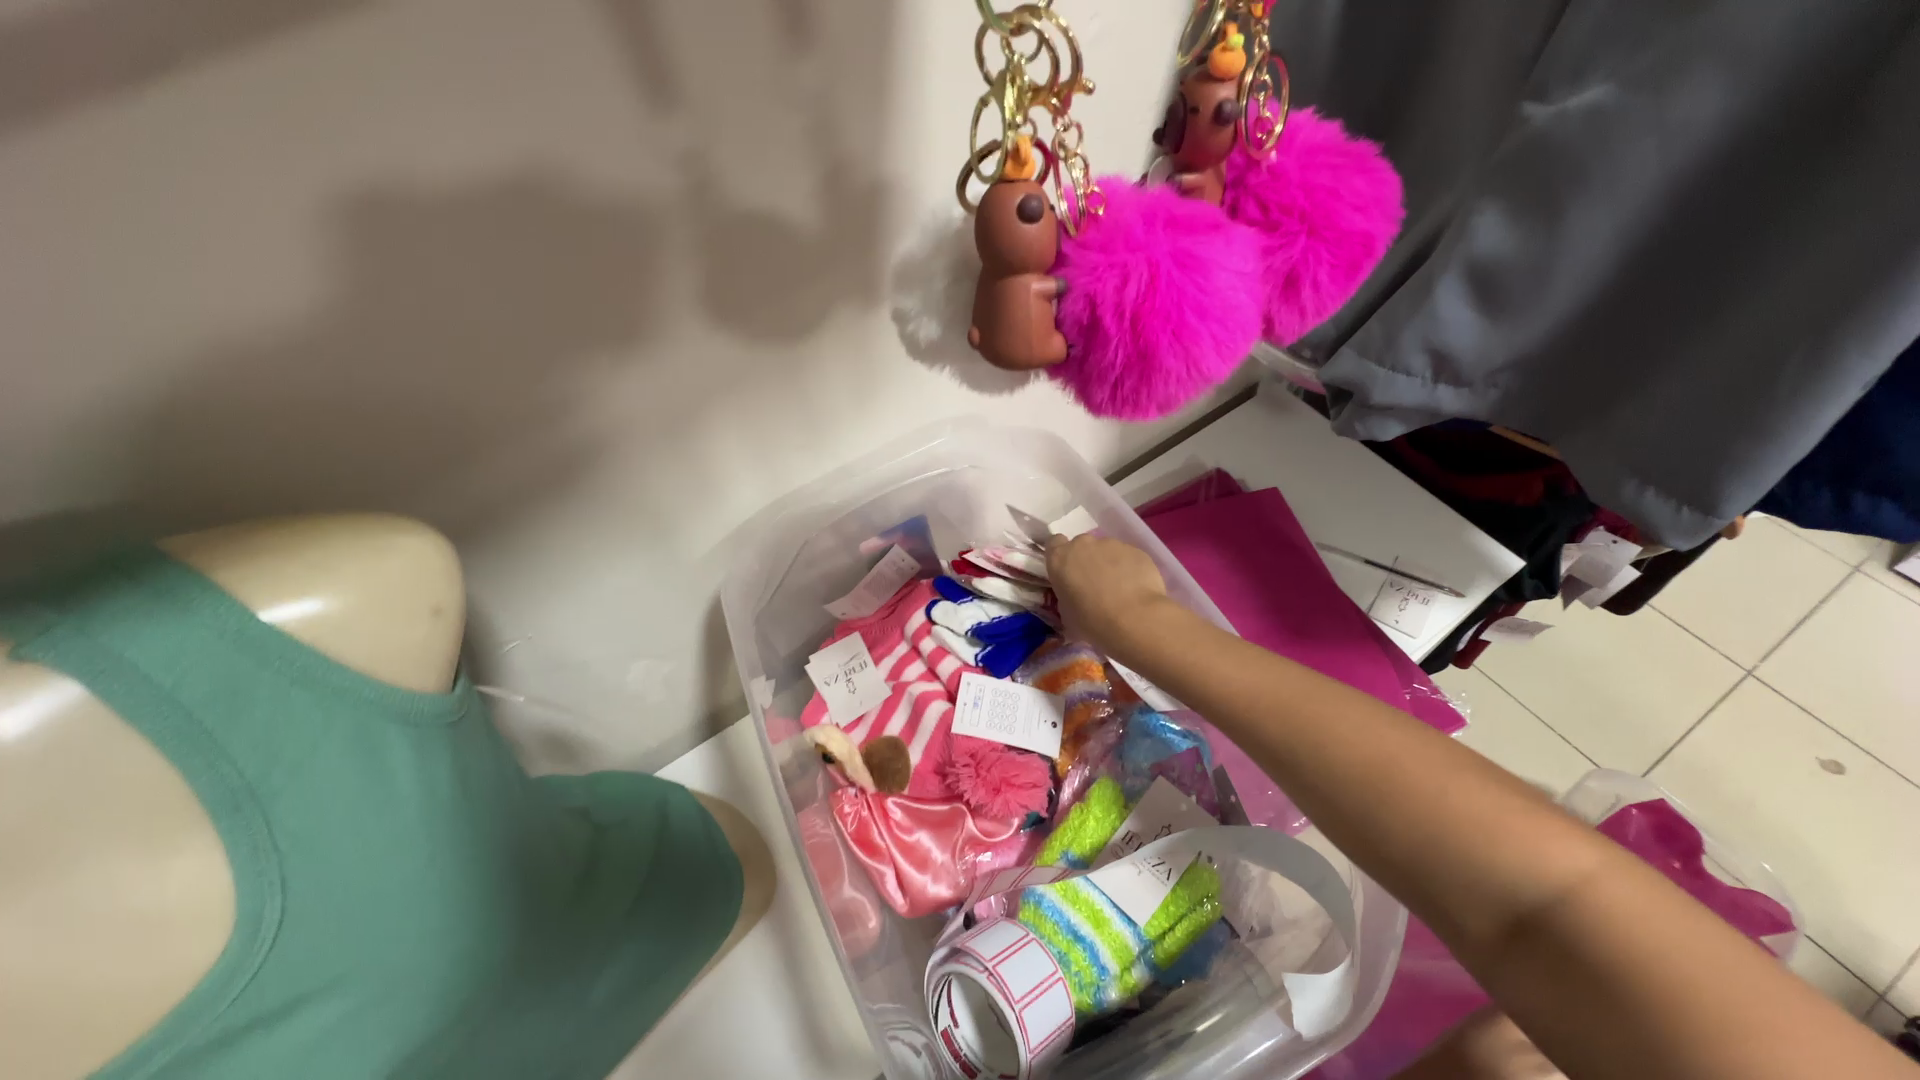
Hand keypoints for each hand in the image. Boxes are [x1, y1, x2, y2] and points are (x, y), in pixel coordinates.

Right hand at [1044, 534, 1176, 654]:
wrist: (1134, 619)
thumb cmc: (1092, 621)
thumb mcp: (1067, 615)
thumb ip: (1067, 597)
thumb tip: (1075, 597)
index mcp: (1059, 559)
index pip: (1053, 543)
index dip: (1061, 556)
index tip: (1067, 571)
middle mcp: (1083, 544)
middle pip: (1082, 546)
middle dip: (1087, 560)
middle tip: (1094, 584)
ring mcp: (1111, 544)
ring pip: (1107, 551)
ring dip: (1109, 565)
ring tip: (1120, 590)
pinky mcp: (1136, 550)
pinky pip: (1128, 557)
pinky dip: (1129, 569)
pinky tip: (1135, 589)